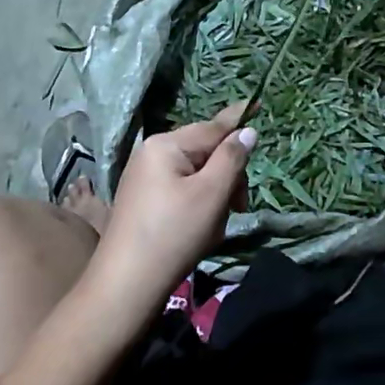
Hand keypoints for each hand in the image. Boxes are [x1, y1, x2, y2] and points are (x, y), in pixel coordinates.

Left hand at [83, 105, 256, 319]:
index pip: (212, 128)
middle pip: (205, 153)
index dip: (237, 119)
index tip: (256, 102)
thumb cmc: (174, 233)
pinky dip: (198, 207)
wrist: (127, 283)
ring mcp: (145, 178)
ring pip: (196, 176)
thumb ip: (231, 159)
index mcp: (165, 145)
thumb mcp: (211, 194)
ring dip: (214, 197)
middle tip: (238, 207)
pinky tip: (199, 232)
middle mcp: (152, 154)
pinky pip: (182, 192)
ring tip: (213, 228)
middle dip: (227, 178)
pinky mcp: (144, 200)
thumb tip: (246, 131)